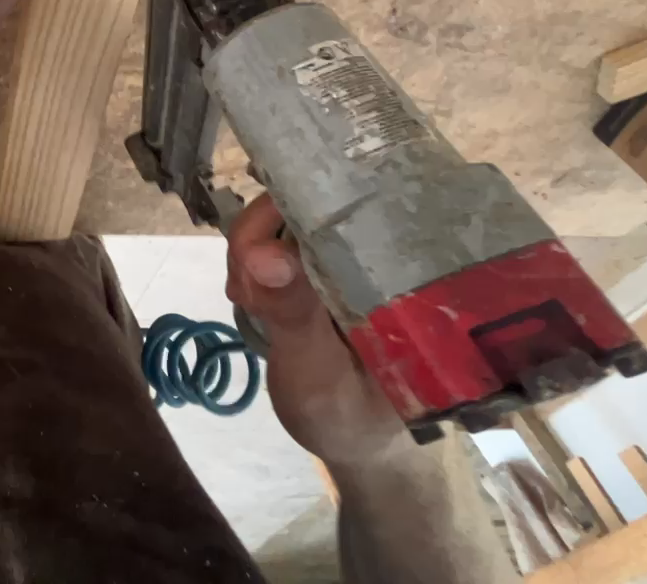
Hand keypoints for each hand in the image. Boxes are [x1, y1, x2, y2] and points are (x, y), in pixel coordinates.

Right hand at [225, 195, 410, 468]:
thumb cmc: (347, 416)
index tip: (254, 256)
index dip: (289, 210)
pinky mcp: (319, 268)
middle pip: (305, 204)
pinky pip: (274, 242)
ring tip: (248, 301)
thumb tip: (264, 251)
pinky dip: (250, 264)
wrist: (351, 443)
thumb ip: (292, 314)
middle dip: (257, 239)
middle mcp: (377, 253)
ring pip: (282, 220)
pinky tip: (248, 297)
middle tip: (245, 293)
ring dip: (248, 254)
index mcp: (401, 270)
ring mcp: (345, 258)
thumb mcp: (317, 372)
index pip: (347, 203)